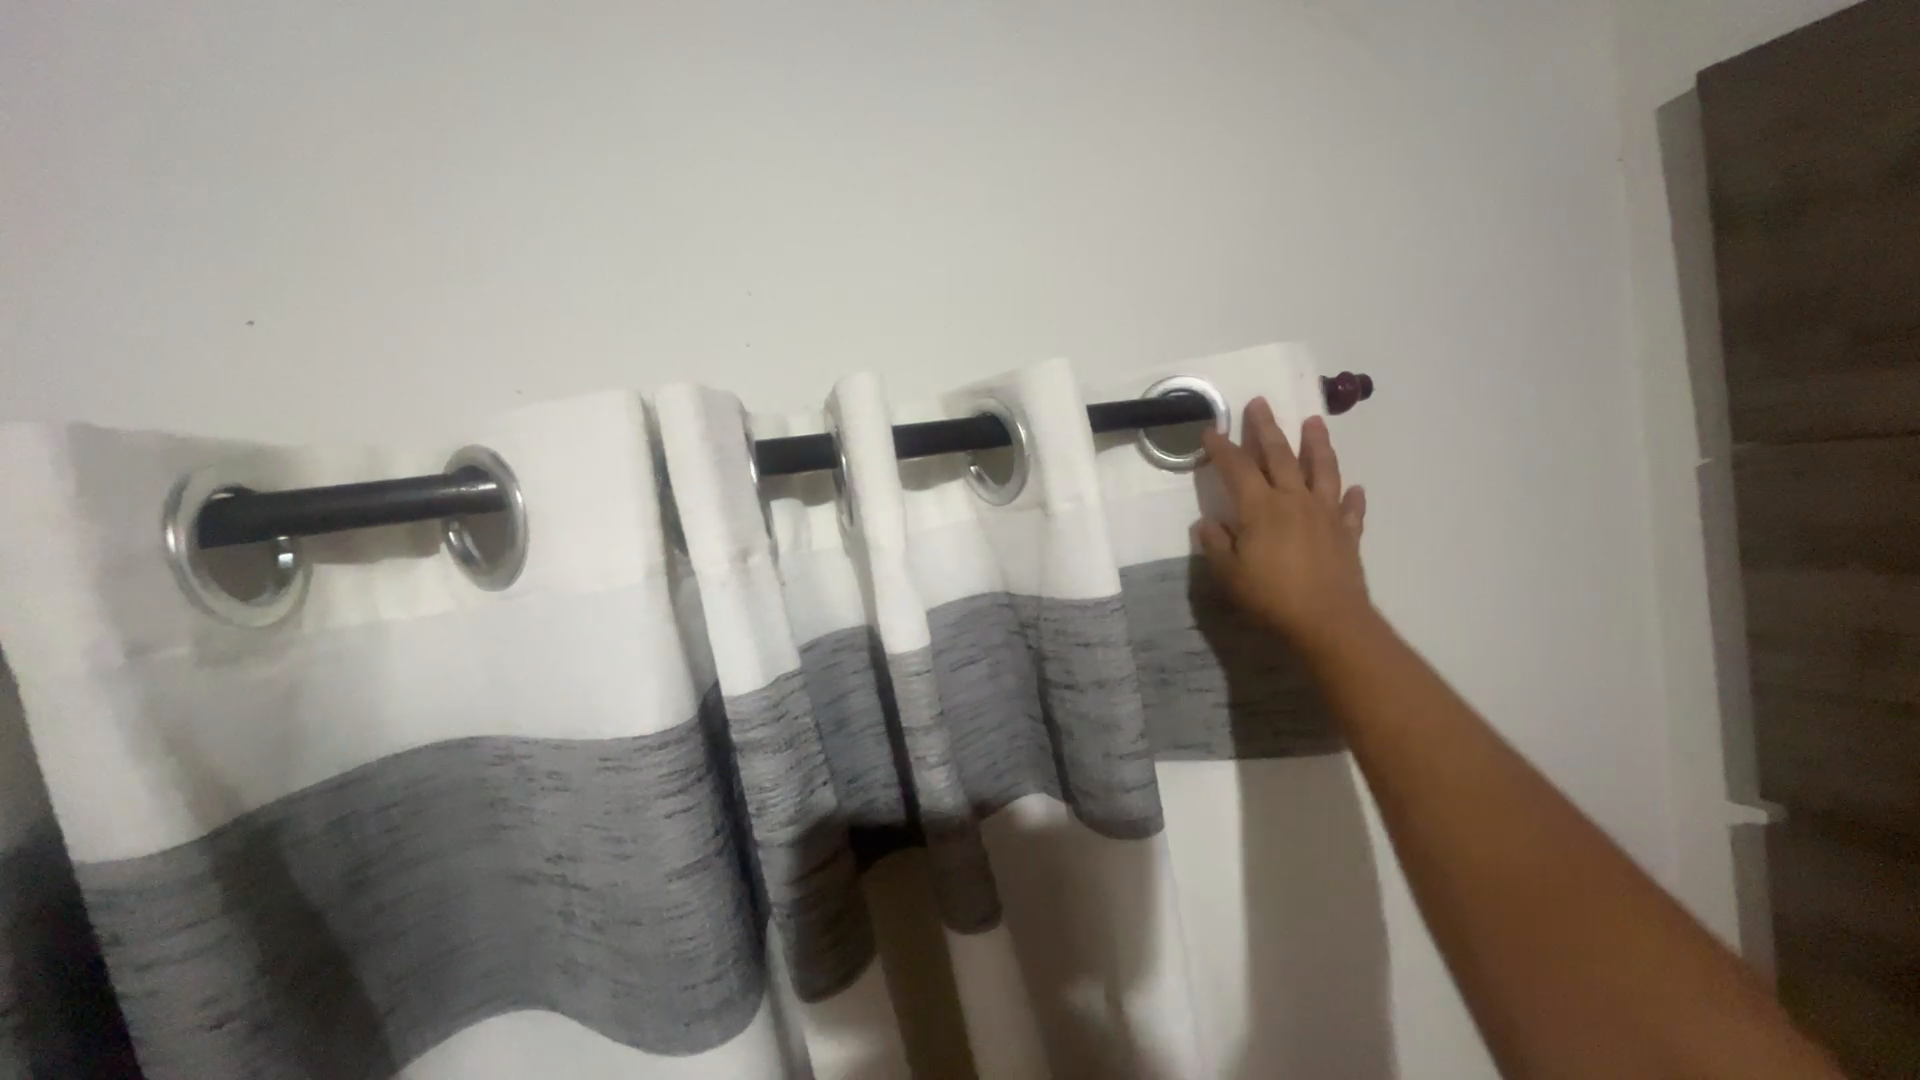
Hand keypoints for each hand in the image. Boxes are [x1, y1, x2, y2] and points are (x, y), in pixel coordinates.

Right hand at [1195, 398, 1371, 655]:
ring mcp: (1325, 514)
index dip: (1222, 448)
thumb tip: (1207, 523)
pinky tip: (1354, 488)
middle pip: (1280, 456)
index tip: (1211, 431)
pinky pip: (1350, 509)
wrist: (1328, 622)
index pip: (1237, 468)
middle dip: (1266, 429)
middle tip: (1261, 403)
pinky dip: (1352, 497)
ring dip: (1316, 444)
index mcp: (1260, 508)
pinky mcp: (1347, 534)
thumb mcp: (1229, 574)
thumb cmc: (1271, 597)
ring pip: (1322, 469)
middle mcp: (1294, 500)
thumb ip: (1216, 545)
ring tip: (1314, 422)